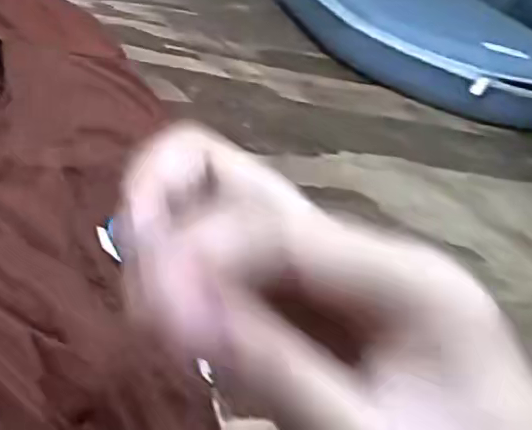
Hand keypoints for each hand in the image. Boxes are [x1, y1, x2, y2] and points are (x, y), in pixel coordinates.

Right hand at [121, 123, 531, 429]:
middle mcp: (344, 239)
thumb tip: (166, 306)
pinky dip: (158, 260)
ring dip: (150, 234)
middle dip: (152, 201)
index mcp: (403, 273)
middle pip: (212, 165)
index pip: (264, 222)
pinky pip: (187, 234)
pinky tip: (161, 313)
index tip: (153, 311)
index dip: (193, 250)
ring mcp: (302, 252)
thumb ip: (275, 367)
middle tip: (128, 259)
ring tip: (146, 307)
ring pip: (187, 192)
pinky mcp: (267, 275)